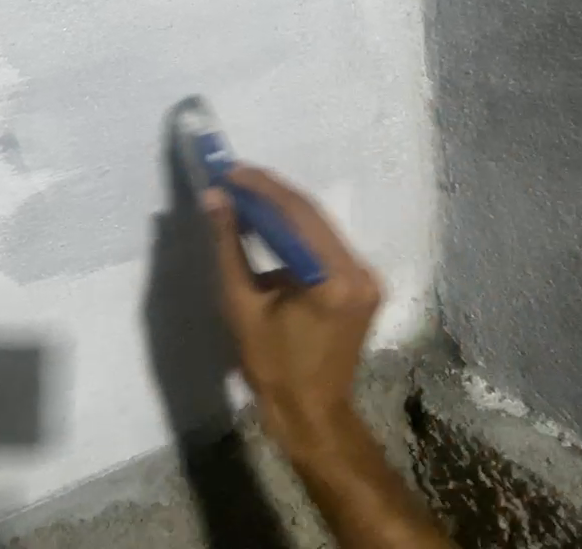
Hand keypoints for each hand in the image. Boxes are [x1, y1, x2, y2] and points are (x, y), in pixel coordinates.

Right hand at [205, 166, 382, 455]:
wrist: (312, 411)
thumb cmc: (271, 363)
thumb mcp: (240, 302)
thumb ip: (229, 244)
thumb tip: (215, 197)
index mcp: (333, 280)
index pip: (296, 213)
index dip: (260, 186)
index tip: (228, 170)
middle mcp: (359, 271)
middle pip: (311, 214)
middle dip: (269, 190)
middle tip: (231, 175)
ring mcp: (366, 277)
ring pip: (318, 225)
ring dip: (281, 206)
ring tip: (242, 192)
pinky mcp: (363, 284)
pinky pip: (324, 243)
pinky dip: (294, 228)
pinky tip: (267, 221)